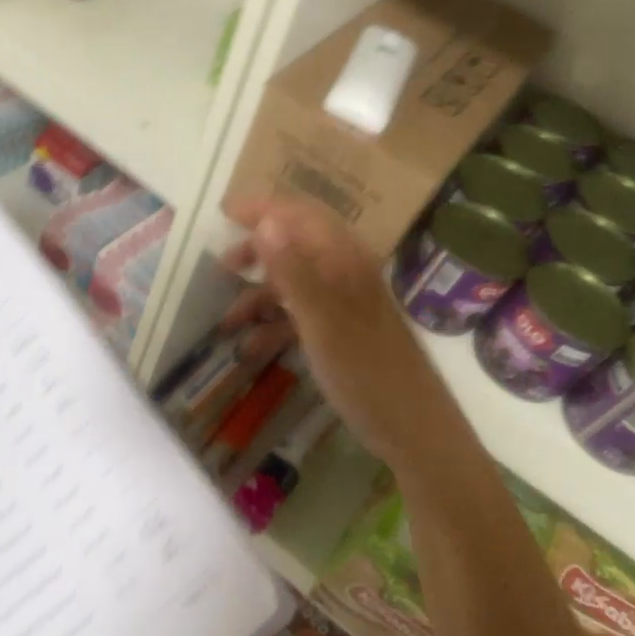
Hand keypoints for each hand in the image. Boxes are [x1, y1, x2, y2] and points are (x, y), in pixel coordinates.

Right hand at [220, 196, 462, 469]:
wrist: (413, 427)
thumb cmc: (365, 371)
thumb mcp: (320, 320)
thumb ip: (292, 270)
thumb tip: (265, 221)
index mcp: (342, 259)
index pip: (298, 214)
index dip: (261, 208)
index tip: (222, 212)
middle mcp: (345, 271)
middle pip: (295, 243)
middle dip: (256, 252)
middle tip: (222, 266)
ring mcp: (345, 301)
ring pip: (295, 283)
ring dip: (259, 297)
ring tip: (227, 321)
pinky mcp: (344, 330)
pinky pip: (302, 314)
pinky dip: (275, 325)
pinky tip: (251, 348)